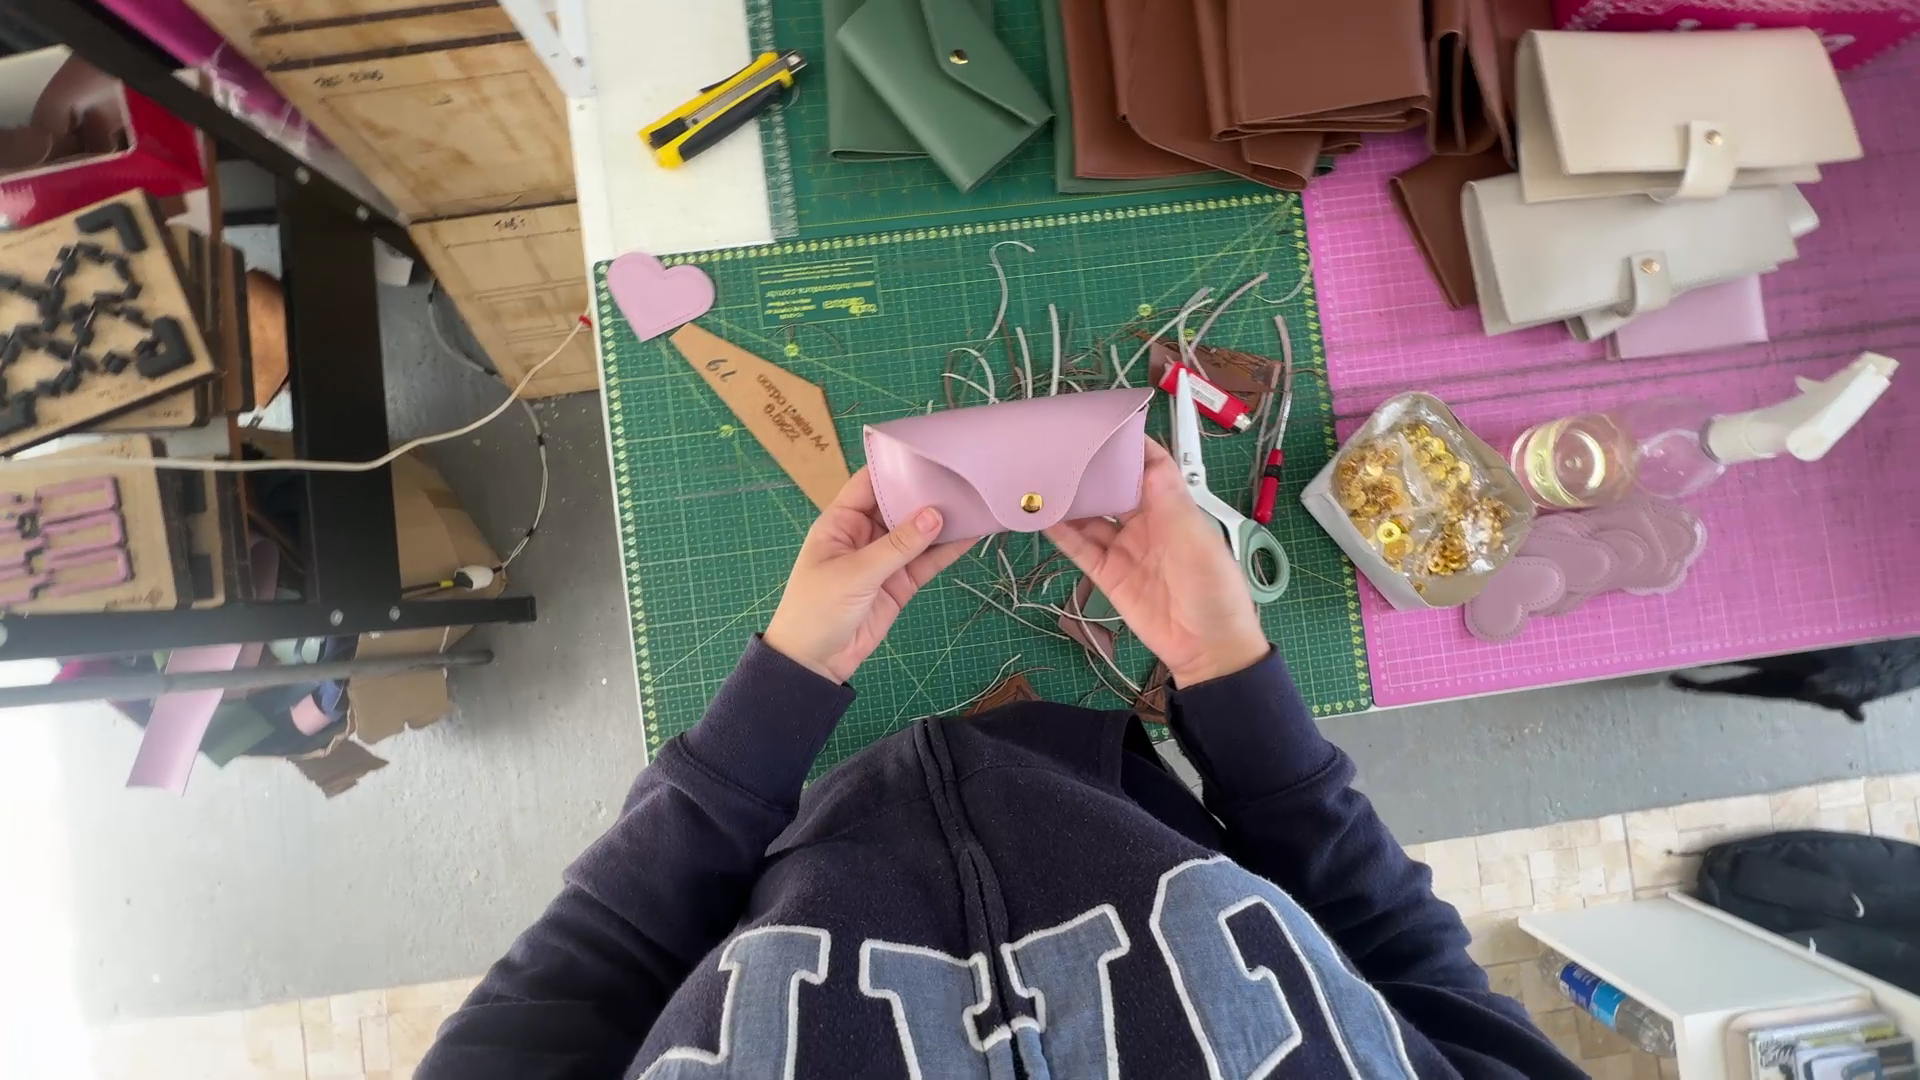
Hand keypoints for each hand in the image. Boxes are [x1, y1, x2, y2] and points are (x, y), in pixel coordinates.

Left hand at [764, 469, 972, 683]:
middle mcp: (864, 535)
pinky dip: (948, 550)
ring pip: (918, 533)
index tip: (928, 452)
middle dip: (927, 493)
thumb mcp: (854, 574)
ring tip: (976, 502)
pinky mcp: (900, 583)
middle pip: (900, 505)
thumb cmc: (817, 611)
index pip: (869, 483)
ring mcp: (884, 559)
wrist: (815, 664)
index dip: (895, 466)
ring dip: (943, 522)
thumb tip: (934, 515)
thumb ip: (896, 546)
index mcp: (841, 522)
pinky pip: (927, 561)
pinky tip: (972, 535)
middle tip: (962, 476)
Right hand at [1045, 439, 1267, 686]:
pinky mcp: (1108, 573)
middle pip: (1112, 488)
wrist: (1207, 650)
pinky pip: (1081, 547)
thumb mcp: (1198, 543)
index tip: (1102, 426)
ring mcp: (1125, 548)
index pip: (1148, 467)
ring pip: (1091, 516)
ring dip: (1071, 501)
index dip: (1127, 446)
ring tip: (1044, 481)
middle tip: (1061, 451)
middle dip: (1091, 470)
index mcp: (1174, 509)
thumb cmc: (1215, 592)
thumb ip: (1170, 503)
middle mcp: (1146, 523)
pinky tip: (1044, 517)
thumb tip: (1150, 460)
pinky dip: (1062, 533)